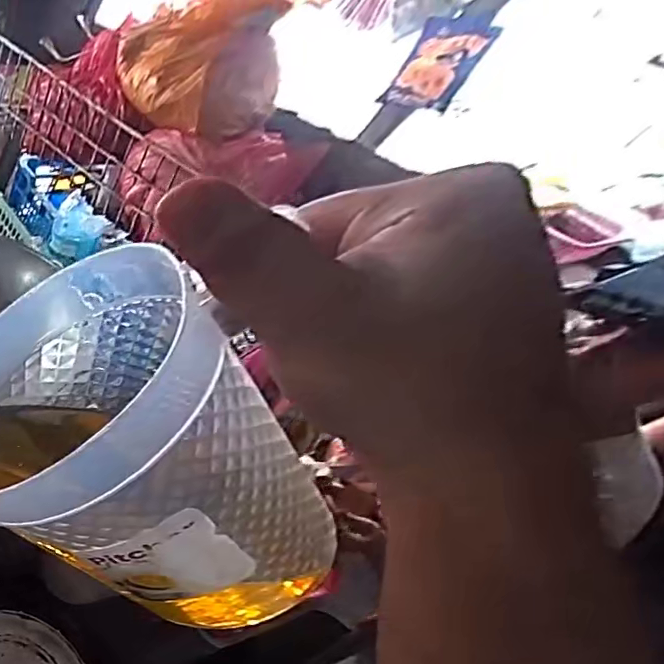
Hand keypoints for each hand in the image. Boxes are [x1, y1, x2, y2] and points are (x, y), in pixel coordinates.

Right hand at [157, 165, 569, 484]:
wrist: (476, 474)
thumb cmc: (393, 384)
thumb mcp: (301, 312)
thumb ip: (241, 252)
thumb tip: (171, 193)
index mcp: (452, 189)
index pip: (309, 220)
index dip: (273, 280)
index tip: (277, 330)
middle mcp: (488, 211)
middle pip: (335, 249)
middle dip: (303, 303)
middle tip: (310, 355)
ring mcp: (491, 263)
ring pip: (358, 281)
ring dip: (327, 323)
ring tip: (339, 370)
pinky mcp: (482, 310)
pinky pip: (388, 306)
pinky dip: (361, 337)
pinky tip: (368, 373)